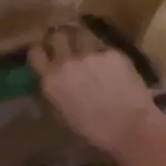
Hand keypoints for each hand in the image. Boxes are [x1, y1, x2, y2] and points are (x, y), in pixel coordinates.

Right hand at [29, 23, 164, 155]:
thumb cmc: (94, 131)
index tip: (47, 54)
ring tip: (89, 48)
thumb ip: (54, 93)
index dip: (41, 52)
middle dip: (61, 40)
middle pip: (57, 36)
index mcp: (51, 80)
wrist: (130, 128)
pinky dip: (103, 52)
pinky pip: (102, 46)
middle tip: (67, 47)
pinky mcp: (111, 52)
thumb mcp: (63, 115)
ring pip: (80, 34)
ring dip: (82, 40)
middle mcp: (66, 62)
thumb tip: (51, 83)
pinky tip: (111, 63)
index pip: (35, 53)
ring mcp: (90, 54)